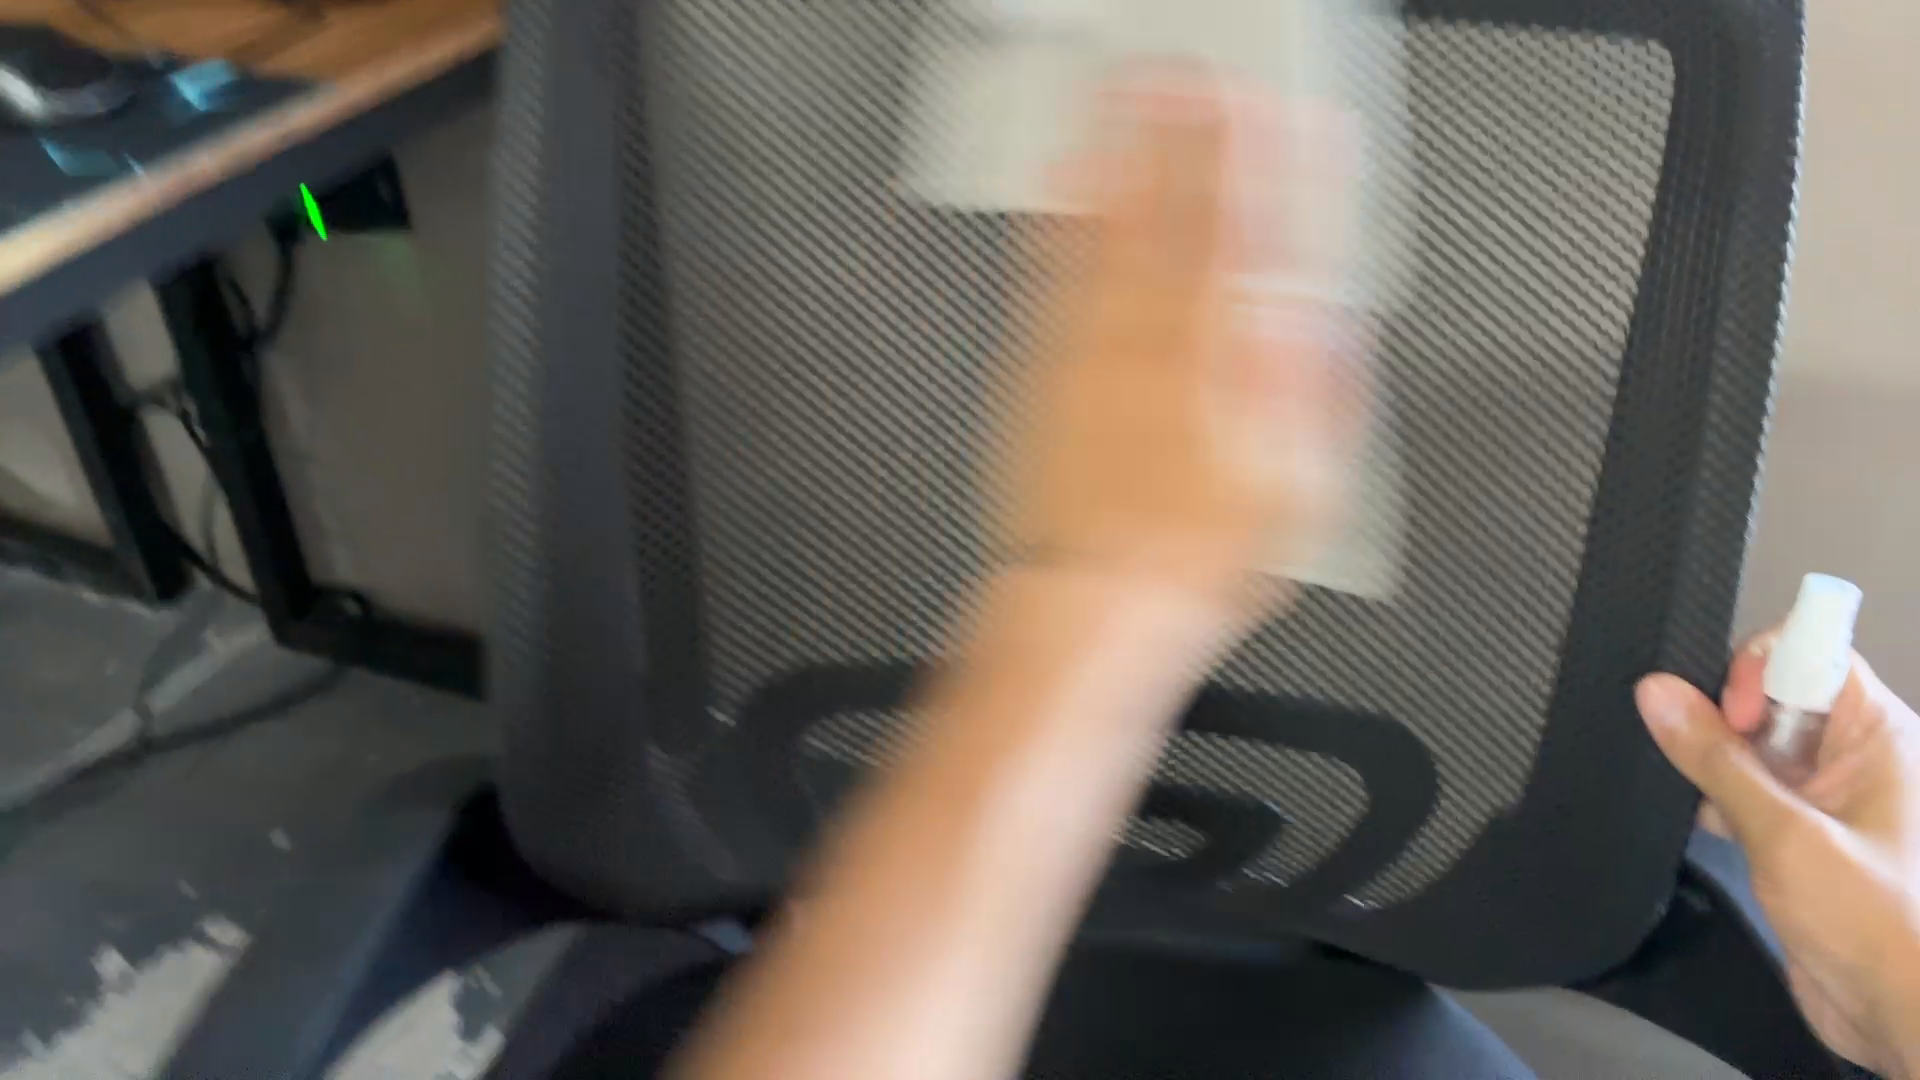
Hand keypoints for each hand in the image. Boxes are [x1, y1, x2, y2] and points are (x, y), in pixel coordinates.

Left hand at [998, 71, 1362, 624]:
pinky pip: (1039, 297)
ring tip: (1102, 107)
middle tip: (1167, 73)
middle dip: (1165, 141)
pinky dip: (1047, 241)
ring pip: (1088, 250)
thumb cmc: (1187, 558)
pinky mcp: (1032, 391)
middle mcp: (1137, 357)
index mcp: (1207, 375)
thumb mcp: (1292, 490)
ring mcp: (1075, 367)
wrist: (1091, 605)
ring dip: (1098, 171)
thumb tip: (1309, 324)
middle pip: (1153, 227)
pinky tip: (1049, 208)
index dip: (1239, 165)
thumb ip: (1306, 393)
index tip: (1245, 105)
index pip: (1230, 247)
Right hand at [1636, 648, 1919, 1077]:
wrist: (1906, 1018)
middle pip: (1766, 695)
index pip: (1809, 656)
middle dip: (1718, 718)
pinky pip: (1736, 781)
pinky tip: (1711, 822)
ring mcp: (1824, 792)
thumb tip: (1657, 693)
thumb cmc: (1883, 929)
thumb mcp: (1787, 834)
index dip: (1755, 669)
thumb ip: (1715, 760)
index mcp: (1880, 741)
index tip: (1725, 711)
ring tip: (1713, 801)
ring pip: (1743, 741)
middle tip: (1704, 759)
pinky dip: (1710, 792)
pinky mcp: (1795, 825)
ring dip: (1710, 761)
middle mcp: (1853, 758)